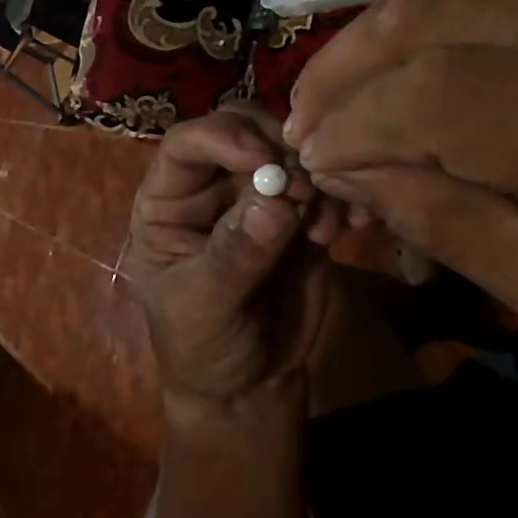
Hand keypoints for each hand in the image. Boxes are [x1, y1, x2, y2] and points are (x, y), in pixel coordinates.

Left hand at [124, 106, 329, 409]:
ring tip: (326, 225)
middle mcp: (210, 191)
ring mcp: (256, 202)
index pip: (184, 145)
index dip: (221, 137)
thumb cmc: (200, 345)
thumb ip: (235, 254)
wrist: (248, 384)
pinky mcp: (300, 221)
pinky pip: (324, 191)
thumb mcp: (203, 306)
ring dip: (314, 176)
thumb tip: (274, 200)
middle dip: (276, 150)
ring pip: (288, 155)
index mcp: (166, 203)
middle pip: (242, 133)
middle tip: (303, 187)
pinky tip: (350, 227)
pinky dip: (341, 198)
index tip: (261, 158)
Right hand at [281, 0, 517, 353]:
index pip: (437, 90)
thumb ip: (445, 227)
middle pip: (428, 14)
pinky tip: (404, 88)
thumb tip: (343, 166)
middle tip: (305, 129)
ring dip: (368, 50)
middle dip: (338, 71)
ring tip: (338, 107)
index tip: (310, 162)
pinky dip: (418, 42)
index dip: (350, 120)